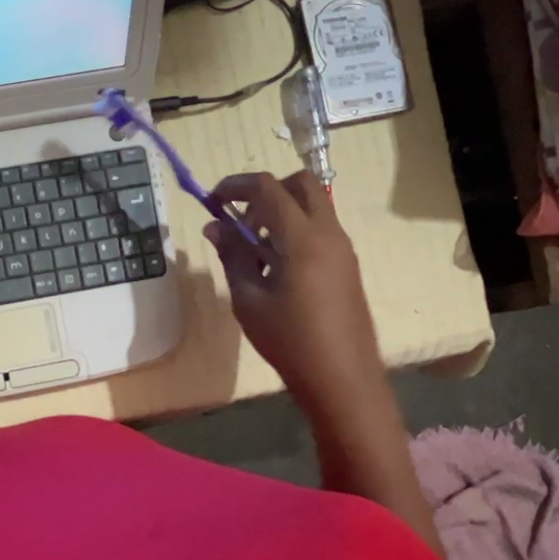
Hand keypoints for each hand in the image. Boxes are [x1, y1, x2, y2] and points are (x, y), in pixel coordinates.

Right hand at [205, 171, 382, 403]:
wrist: (340, 375)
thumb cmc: (288, 340)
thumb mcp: (248, 299)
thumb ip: (233, 256)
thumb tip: (215, 226)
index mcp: (303, 239)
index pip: (268, 189)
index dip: (236, 185)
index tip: (213, 199)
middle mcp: (328, 233)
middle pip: (300, 184)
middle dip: (265, 190)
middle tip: (240, 220)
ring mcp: (342, 248)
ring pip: (312, 205)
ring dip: (281, 212)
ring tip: (254, 251)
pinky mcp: (346, 264)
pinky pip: (319, 229)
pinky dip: (294, 230)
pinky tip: (275, 268)